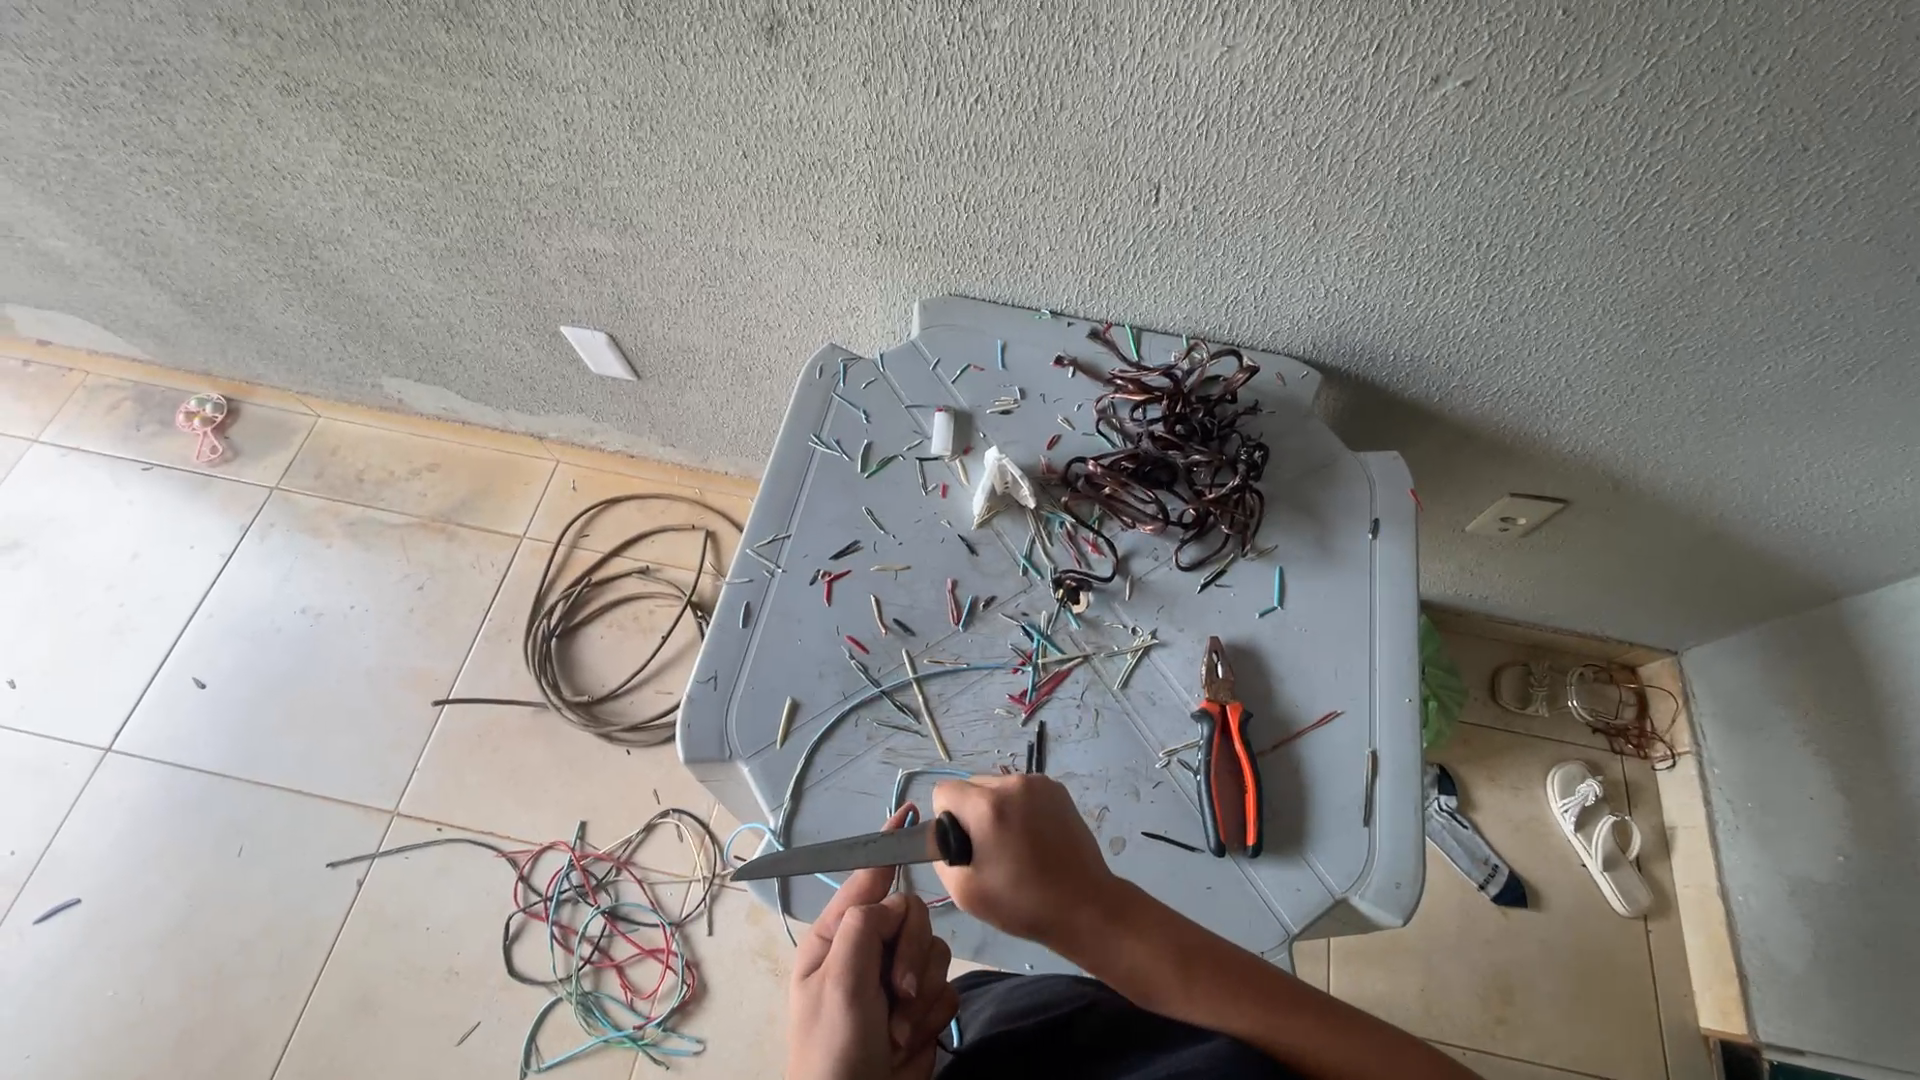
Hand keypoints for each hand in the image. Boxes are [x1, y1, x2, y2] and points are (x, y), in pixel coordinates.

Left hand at [786, 807, 959, 1079]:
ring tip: (900, 1028)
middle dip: (912, 953)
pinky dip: (933, 1012)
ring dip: (921, 991)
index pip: (865, 879)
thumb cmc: (833, 1050)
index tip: (910, 814)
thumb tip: (892, 899)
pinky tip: (913, 1038)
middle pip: (912, 913)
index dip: (887, 845)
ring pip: (935, 948)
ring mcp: (897, 978)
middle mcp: (869, 950)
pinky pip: (947, 985)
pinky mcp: (923, 1005)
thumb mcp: (839, 982)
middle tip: (897, 992)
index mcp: (837, 938)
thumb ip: (866, 926)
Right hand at [931, 774, 1117, 947]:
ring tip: (1014, 845)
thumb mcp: (965, 891)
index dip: (946, 819)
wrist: (1084, 905)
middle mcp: (1012, 783)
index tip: (963, 846)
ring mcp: (1038, 783)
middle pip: (970, 786)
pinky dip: (1018, 807)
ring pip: (996, 787)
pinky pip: (1020, 790)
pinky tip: (1032, 836)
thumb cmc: (1022, 903)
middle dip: (970, 812)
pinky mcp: (1057, 789)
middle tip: (989, 850)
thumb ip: (940, 855)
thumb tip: (940, 834)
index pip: (944, 792)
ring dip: (994, 808)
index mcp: (987, 806)